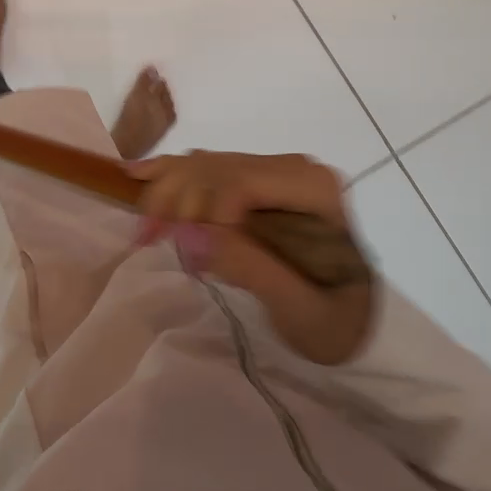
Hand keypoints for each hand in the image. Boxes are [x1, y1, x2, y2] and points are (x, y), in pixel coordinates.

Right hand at [128, 151, 376, 364]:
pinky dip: (171, 175)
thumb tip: (190, 234)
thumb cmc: (336, 321)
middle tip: (145, 240)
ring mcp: (272, 171)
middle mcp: (293, 168)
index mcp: (314, 188)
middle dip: (176, 200)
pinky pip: (206, 170)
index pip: (242, 182)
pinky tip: (136, 173)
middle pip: (217, 171)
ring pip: (204, 166)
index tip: (182, 252)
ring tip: (142, 226)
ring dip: (167, 191)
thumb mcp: (302, 309)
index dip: (202, 210)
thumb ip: (251, 268)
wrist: (354, 323)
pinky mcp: (254, 181)